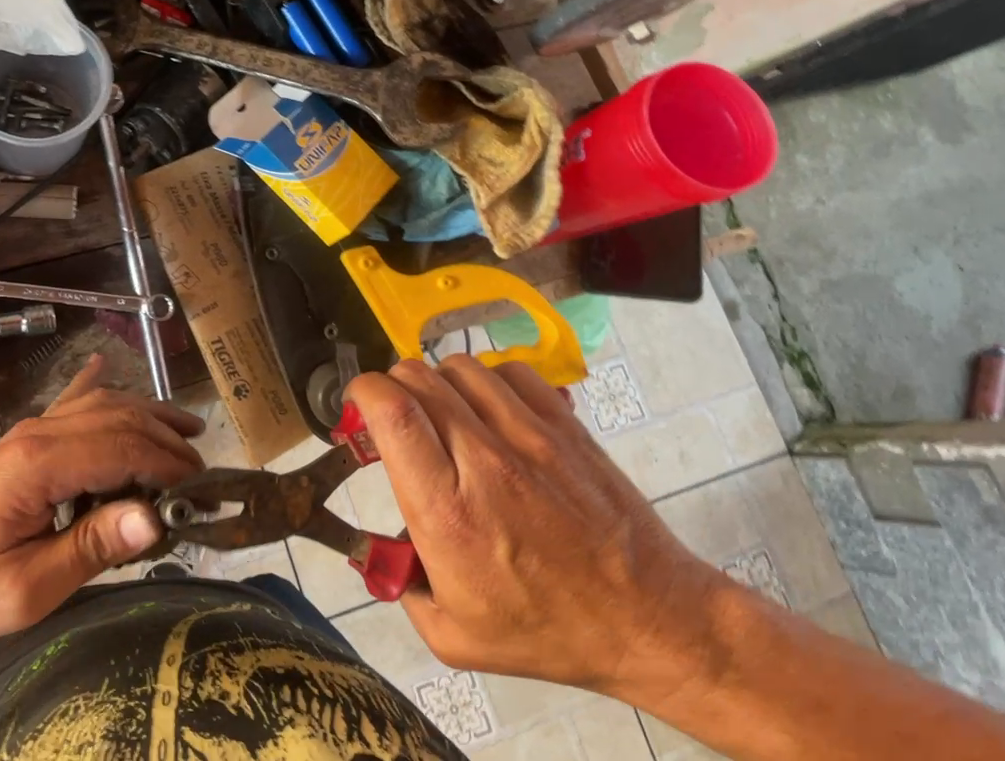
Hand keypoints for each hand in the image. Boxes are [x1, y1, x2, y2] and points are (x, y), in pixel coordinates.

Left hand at [0, 355, 203, 656]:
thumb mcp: (28, 589)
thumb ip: (90, 549)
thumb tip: (154, 517)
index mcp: (37, 464)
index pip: (122, 447)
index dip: (168, 465)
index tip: (202, 491)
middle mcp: (34, 435)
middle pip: (115, 418)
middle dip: (165, 439)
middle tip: (203, 473)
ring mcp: (24, 436)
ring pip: (96, 407)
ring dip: (143, 416)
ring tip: (185, 433)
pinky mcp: (18, 447)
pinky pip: (66, 407)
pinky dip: (95, 391)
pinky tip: (104, 367)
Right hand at [347, 356, 733, 697]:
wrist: (649, 621)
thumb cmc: (545, 631)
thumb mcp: (450, 635)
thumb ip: (398, 586)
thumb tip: (377, 548)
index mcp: (446, 512)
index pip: (393, 413)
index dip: (362, 393)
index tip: (356, 408)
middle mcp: (484, 463)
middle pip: (418, 380)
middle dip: (391, 388)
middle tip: (393, 417)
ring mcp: (531, 438)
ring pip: (461, 368)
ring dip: (436, 382)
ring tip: (441, 413)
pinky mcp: (566, 428)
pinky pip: (510, 373)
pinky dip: (486, 381)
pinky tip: (488, 411)